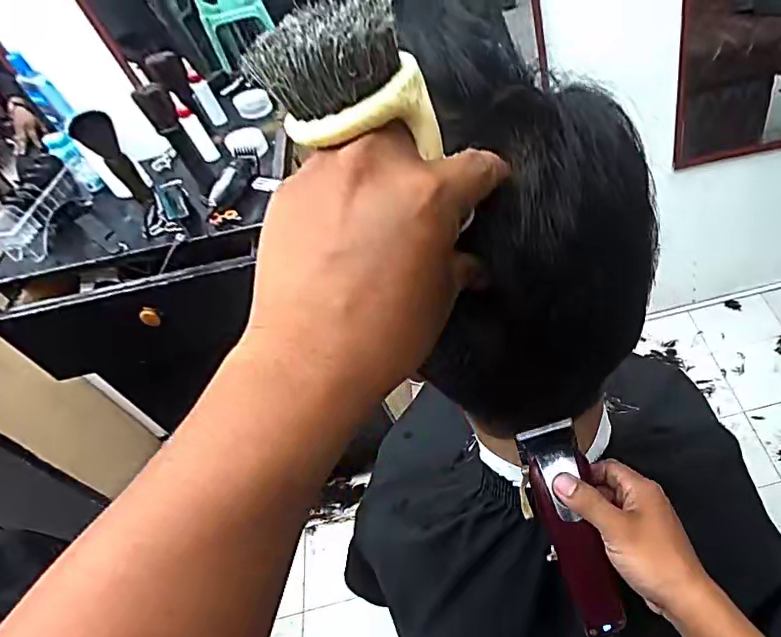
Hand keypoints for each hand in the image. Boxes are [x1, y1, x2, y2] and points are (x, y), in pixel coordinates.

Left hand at [238, 126, 507, 404]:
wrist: (313, 355)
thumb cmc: (378, 335)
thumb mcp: (440, 300)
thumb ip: (457, 265)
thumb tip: (463, 261)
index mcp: (428, 194)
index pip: (476, 164)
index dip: (489, 174)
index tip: (489, 180)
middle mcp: (376, 168)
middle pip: (409, 137)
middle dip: (420, 165)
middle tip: (423, 206)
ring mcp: (327, 172)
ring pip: (362, 149)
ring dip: (376, 177)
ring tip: (379, 223)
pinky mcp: (290, 188)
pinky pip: (325, 175)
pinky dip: (340, 196)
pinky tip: (345, 237)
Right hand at [553, 461, 719, 621]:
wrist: (679, 594)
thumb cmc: (660, 562)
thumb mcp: (615, 527)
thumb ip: (588, 502)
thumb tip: (565, 482)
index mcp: (643, 490)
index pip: (608, 466)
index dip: (584, 471)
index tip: (563, 483)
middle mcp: (646, 502)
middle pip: (608, 487)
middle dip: (585, 495)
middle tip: (564, 506)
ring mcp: (644, 522)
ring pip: (611, 509)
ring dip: (592, 516)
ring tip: (575, 526)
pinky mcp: (641, 541)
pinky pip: (616, 528)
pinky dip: (601, 532)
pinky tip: (591, 543)